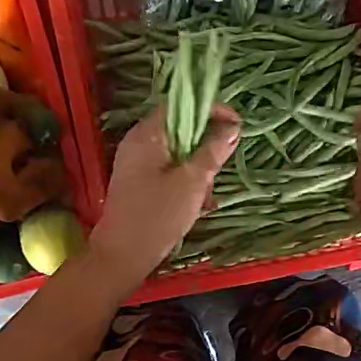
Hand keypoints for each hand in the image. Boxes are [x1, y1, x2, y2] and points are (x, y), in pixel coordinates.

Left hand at [89, 104, 239, 278]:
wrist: (122, 256)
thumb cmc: (158, 216)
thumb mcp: (193, 182)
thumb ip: (213, 151)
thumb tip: (232, 127)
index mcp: (147, 135)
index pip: (181, 104)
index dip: (212, 110)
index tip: (237, 125)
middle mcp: (139, 143)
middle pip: (181, 129)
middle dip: (207, 146)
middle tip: (222, 167)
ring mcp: (138, 164)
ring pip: (179, 153)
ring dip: (200, 169)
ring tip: (208, 197)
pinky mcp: (140, 183)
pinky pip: (170, 171)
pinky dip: (188, 182)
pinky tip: (199, 205)